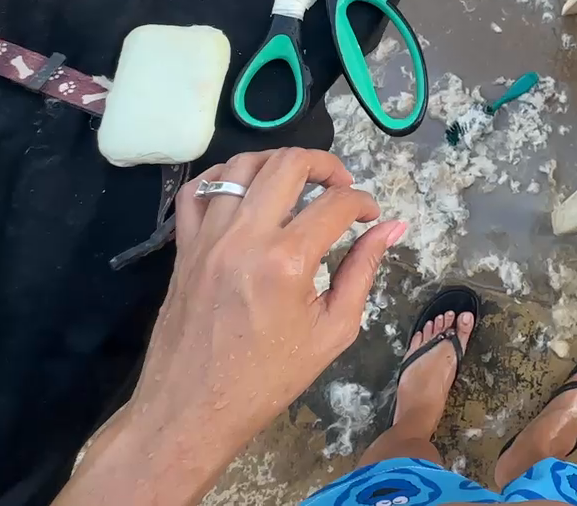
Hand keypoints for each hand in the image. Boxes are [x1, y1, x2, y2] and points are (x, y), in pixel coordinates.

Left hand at [56, 148, 404, 505]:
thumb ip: (364, 269)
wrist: (189, 415)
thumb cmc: (268, 377)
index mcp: (288, 262)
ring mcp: (208, 239)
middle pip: (290, 164)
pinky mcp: (184, 248)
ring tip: (300, 182)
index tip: (371, 217)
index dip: (363, 203)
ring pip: (243, 165)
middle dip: (327, 165)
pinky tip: (249, 190)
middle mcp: (245, 239)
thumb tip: (392, 227)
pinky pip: (198, 190)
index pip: (337, 203)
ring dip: (279, 163)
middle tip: (342, 186)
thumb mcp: (334, 329)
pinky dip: (226, 177)